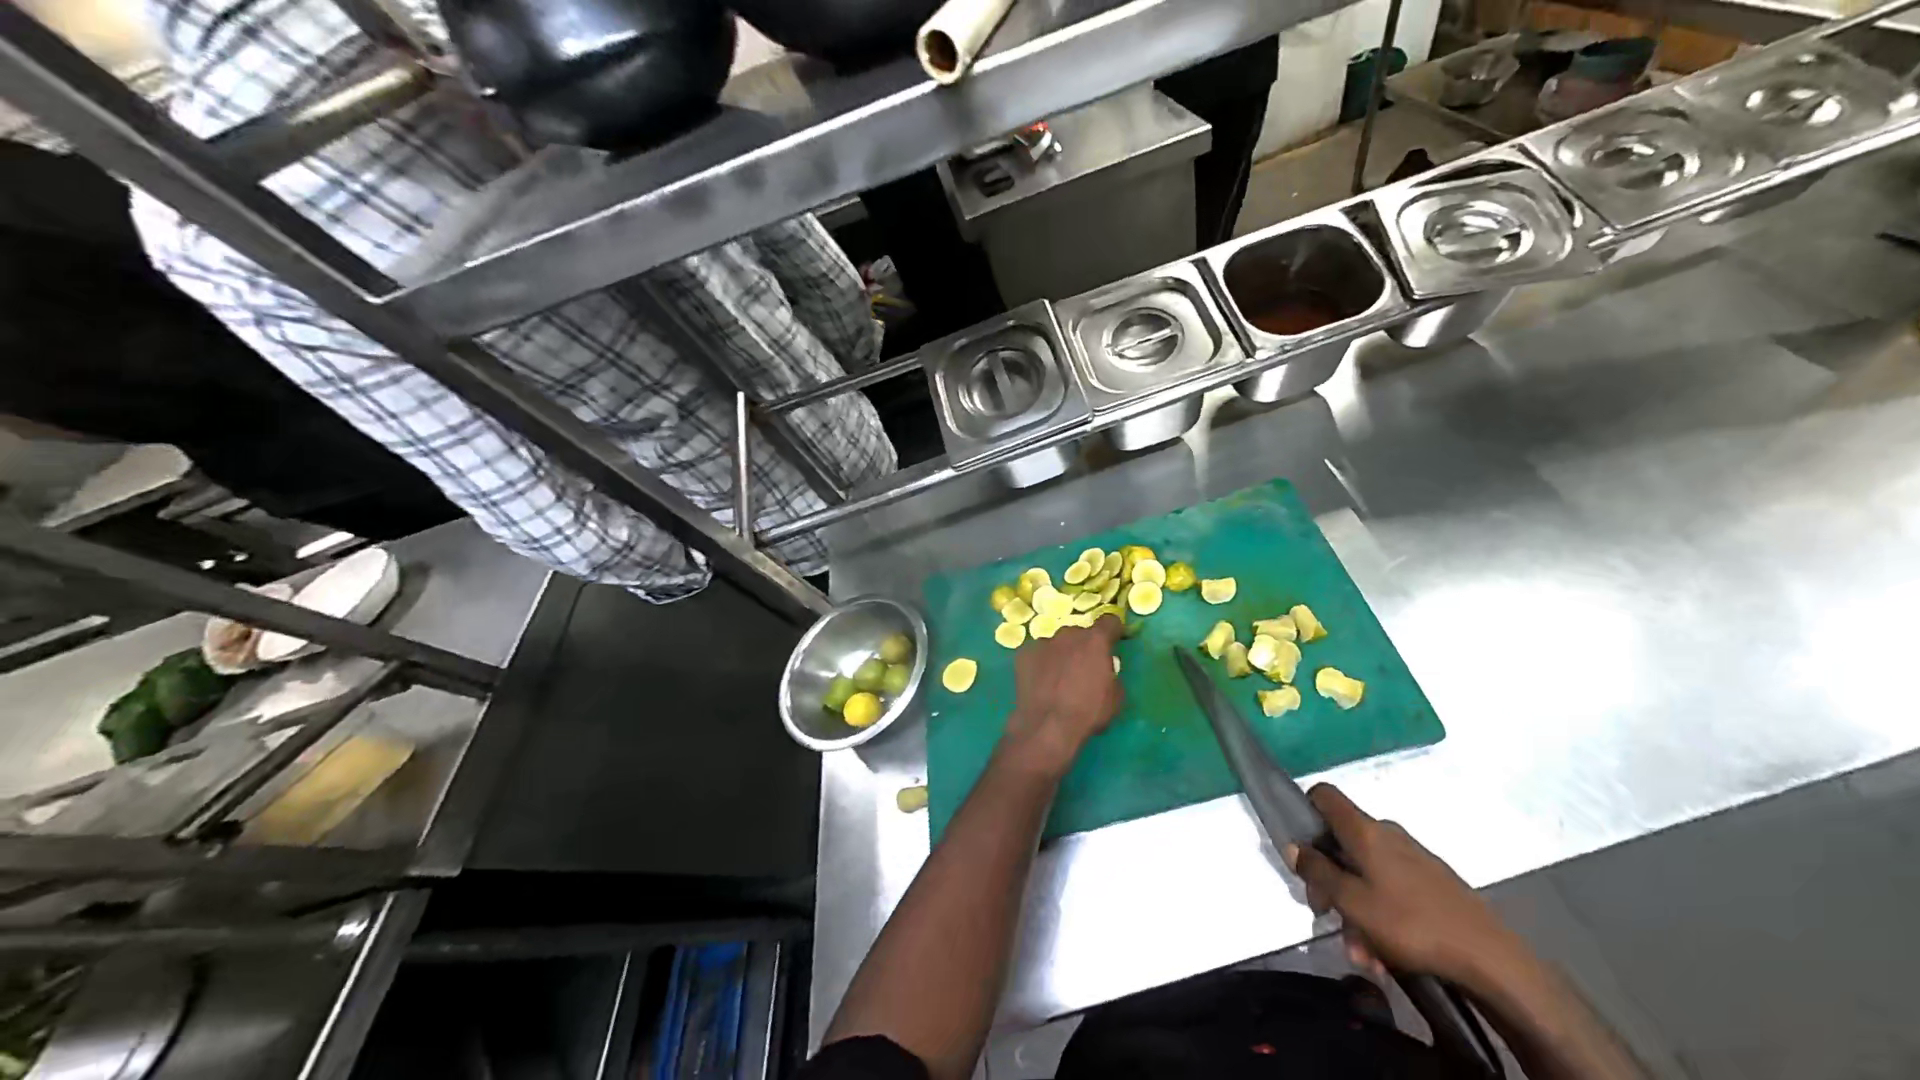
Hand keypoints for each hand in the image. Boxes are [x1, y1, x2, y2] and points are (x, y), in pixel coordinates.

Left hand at [1000, 614, 1124, 775]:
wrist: (1047, 725)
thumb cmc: (1088, 712)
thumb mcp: (1115, 696)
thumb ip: (1111, 674)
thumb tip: (1104, 671)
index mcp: (1095, 641)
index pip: (1110, 621)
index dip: (1113, 631)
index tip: (1113, 642)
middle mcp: (1068, 634)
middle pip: (1080, 634)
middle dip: (1083, 647)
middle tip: (1082, 669)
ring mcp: (1043, 642)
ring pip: (1057, 644)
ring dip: (1061, 655)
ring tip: (1058, 679)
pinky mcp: (1023, 654)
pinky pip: (1038, 655)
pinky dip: (1041, 664)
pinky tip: (1041, 683)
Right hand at [1286, 784, 1527, 989]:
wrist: (1493, 960)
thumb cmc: (1411, 924)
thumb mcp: (1351, 901)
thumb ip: (1317, 871)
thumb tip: (1293, 846)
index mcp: (1365, 830)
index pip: (1324, 795)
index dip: (1305, 811)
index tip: (1301, 848)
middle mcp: (1388, 834)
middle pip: (1342, 844)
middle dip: (1329, 882)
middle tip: (1325, 916)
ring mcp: (1413, 859)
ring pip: (1366, 875)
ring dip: (1355, 910)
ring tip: (1362, 953)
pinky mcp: (1434, 884)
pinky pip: (1392, 890)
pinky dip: (1381, 916)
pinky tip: (1385, 954)